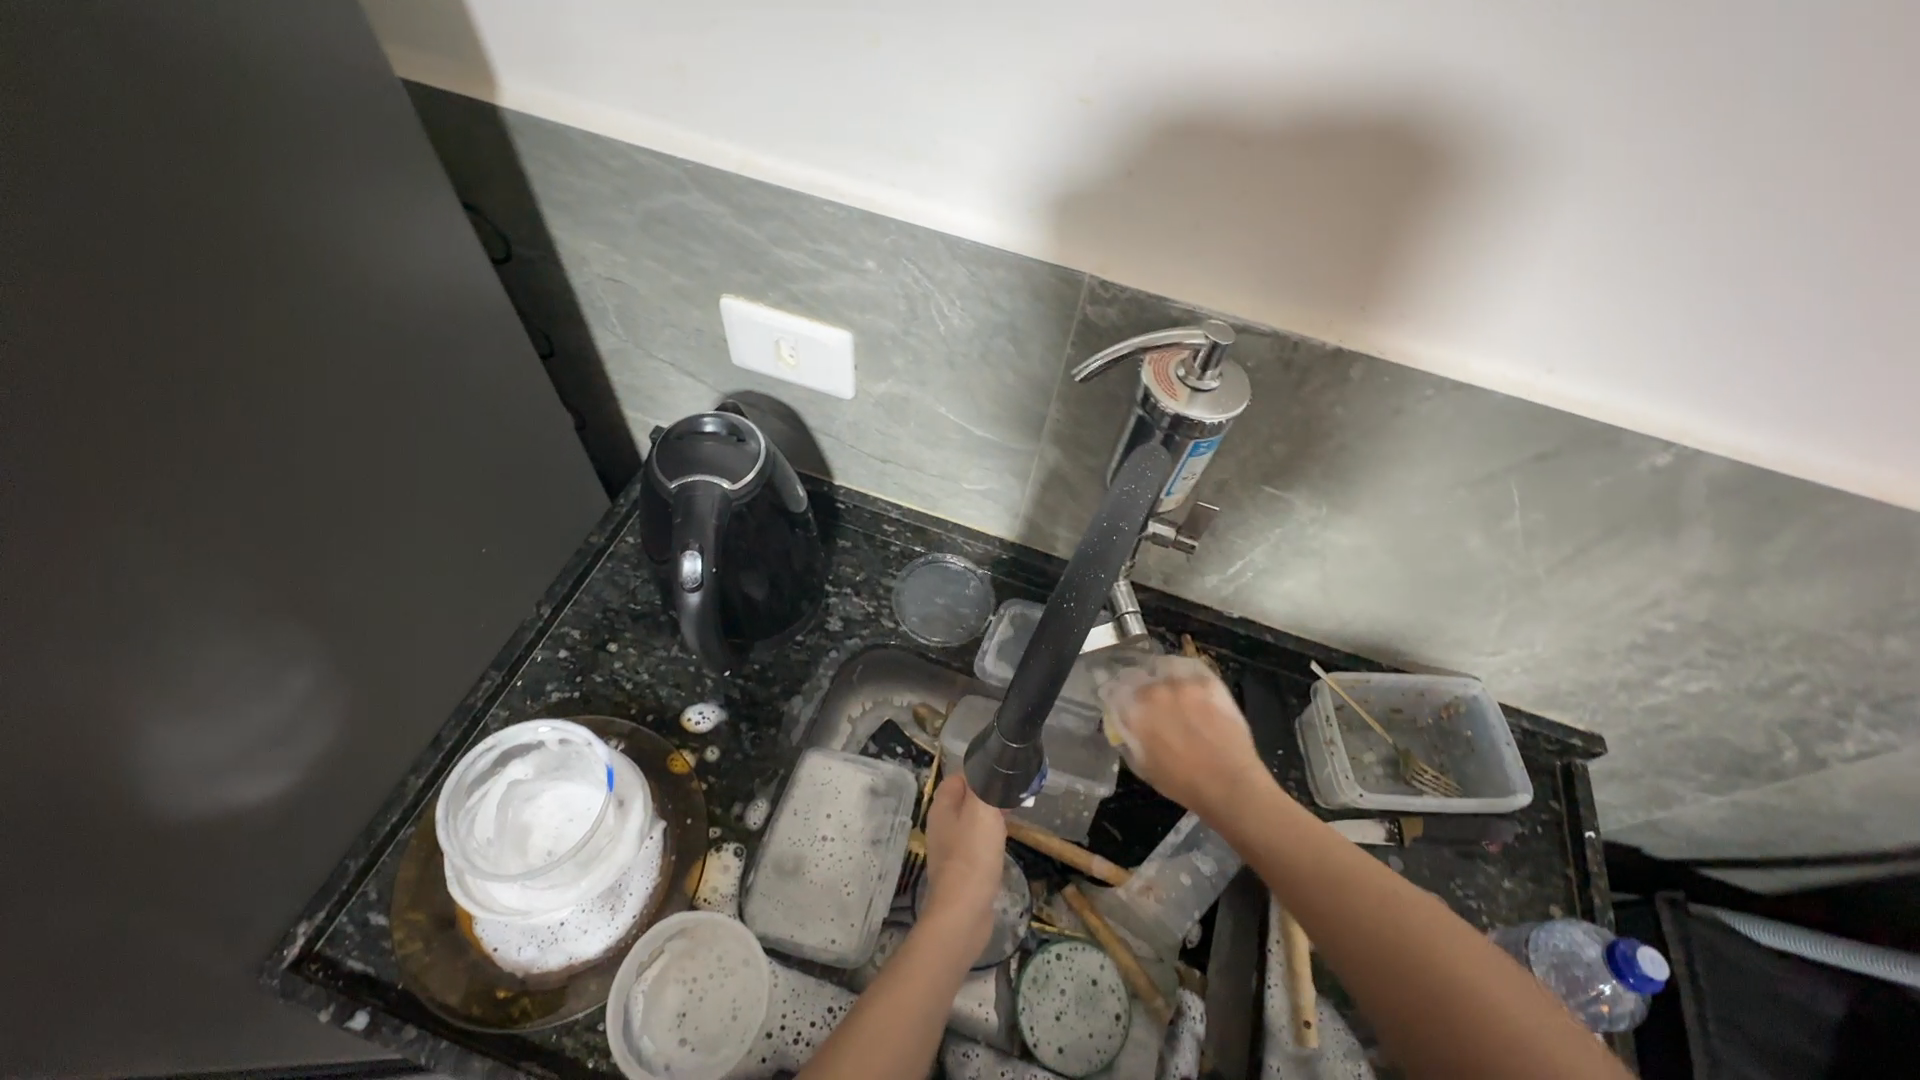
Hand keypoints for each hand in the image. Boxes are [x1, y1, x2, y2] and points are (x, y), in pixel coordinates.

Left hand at [920, 774, 1006, 946]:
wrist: (964, 912)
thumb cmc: (973, 856)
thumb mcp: (982, 810)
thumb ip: (984, 785)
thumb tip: (987, 768)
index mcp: (941, 808)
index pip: (958, 778)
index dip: (979, 773)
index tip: (1004, 775)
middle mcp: (942, 825)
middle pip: (966, 800)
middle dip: (989, 795)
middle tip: (1014, 795)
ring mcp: (951, 849)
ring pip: (972, 822)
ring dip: (991, 817)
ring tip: (1014, 816)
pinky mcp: (962, 869)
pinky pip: (977, 844)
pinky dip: (991, 839)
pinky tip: (1005, 843)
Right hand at [1097, 655, 1272, 816]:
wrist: (1229, 783)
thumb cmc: (1181, 783)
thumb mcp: (1141, 766)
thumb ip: (1128, 738)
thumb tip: (1124, 722)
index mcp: (1133, 711)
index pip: (1113, 690)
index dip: (1116, 695)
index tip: (1121, 701)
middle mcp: (1153, 690)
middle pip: (1137, 676)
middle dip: (1138, 687)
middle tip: (1149, 701)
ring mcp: (1182, 683)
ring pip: (1162, 667)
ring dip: (1160, 676)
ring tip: (1170, 689)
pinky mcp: (1208, 681)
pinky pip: (1188, 667)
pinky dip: (1184, 673)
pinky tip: (1188, 685)